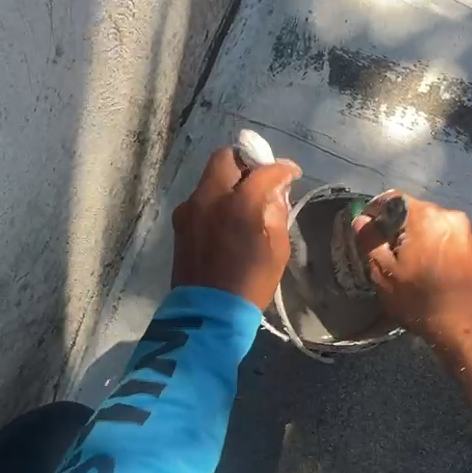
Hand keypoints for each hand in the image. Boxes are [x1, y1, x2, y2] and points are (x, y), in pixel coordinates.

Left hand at [170, 147, 302, 309]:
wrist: (208, 314)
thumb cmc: (250, 283)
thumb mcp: (277, 249)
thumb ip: (277, 212)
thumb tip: (276, 192)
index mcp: (239, 203)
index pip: (265, 171)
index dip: (282, 169)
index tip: (292, 173)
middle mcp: (209, 197)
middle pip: (226, 158)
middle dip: (247, 162)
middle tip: (261, 178)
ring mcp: (190, 208)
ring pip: (210, 177)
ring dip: (229, 180)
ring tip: (244, 200)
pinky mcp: (180, 222)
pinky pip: (201, 197)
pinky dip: (216, 198)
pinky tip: (227, 217)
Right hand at [353, 194, 471, 344]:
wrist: (467, 327)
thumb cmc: (420, 300)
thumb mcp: (384, 273)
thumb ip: (370, 241)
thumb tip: (361, 220)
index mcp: (425, 216)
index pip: (393, 198)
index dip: (375, 209)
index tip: (366, 226)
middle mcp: (449, 215)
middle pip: (415, 210)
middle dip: (398, 224)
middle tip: (385, 247)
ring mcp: (466, 231)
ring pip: (432, 224)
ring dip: (417, 235)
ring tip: (408, 259)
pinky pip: (447, 237)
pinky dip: (434, 245)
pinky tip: (429, 266)